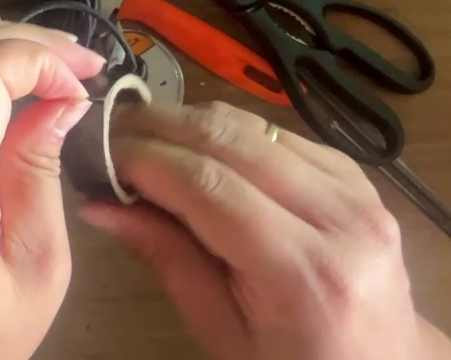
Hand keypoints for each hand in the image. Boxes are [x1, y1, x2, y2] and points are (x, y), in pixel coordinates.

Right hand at [81, 101, 450, 359]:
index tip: (94, 151)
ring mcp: (356, 189)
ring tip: (137, 132)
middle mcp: (341, 220)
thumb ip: (163, 256)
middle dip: (154, 125)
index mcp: (310, 277)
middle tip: (105, 130)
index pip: (207, 185)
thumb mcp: (222, 333)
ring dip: (181, 118)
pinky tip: (189, 143)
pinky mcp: (354, 172)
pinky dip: (218, 127)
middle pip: (225, 139)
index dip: (142, 157)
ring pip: (244, 122)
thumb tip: (94, 202)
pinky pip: (268, 129)